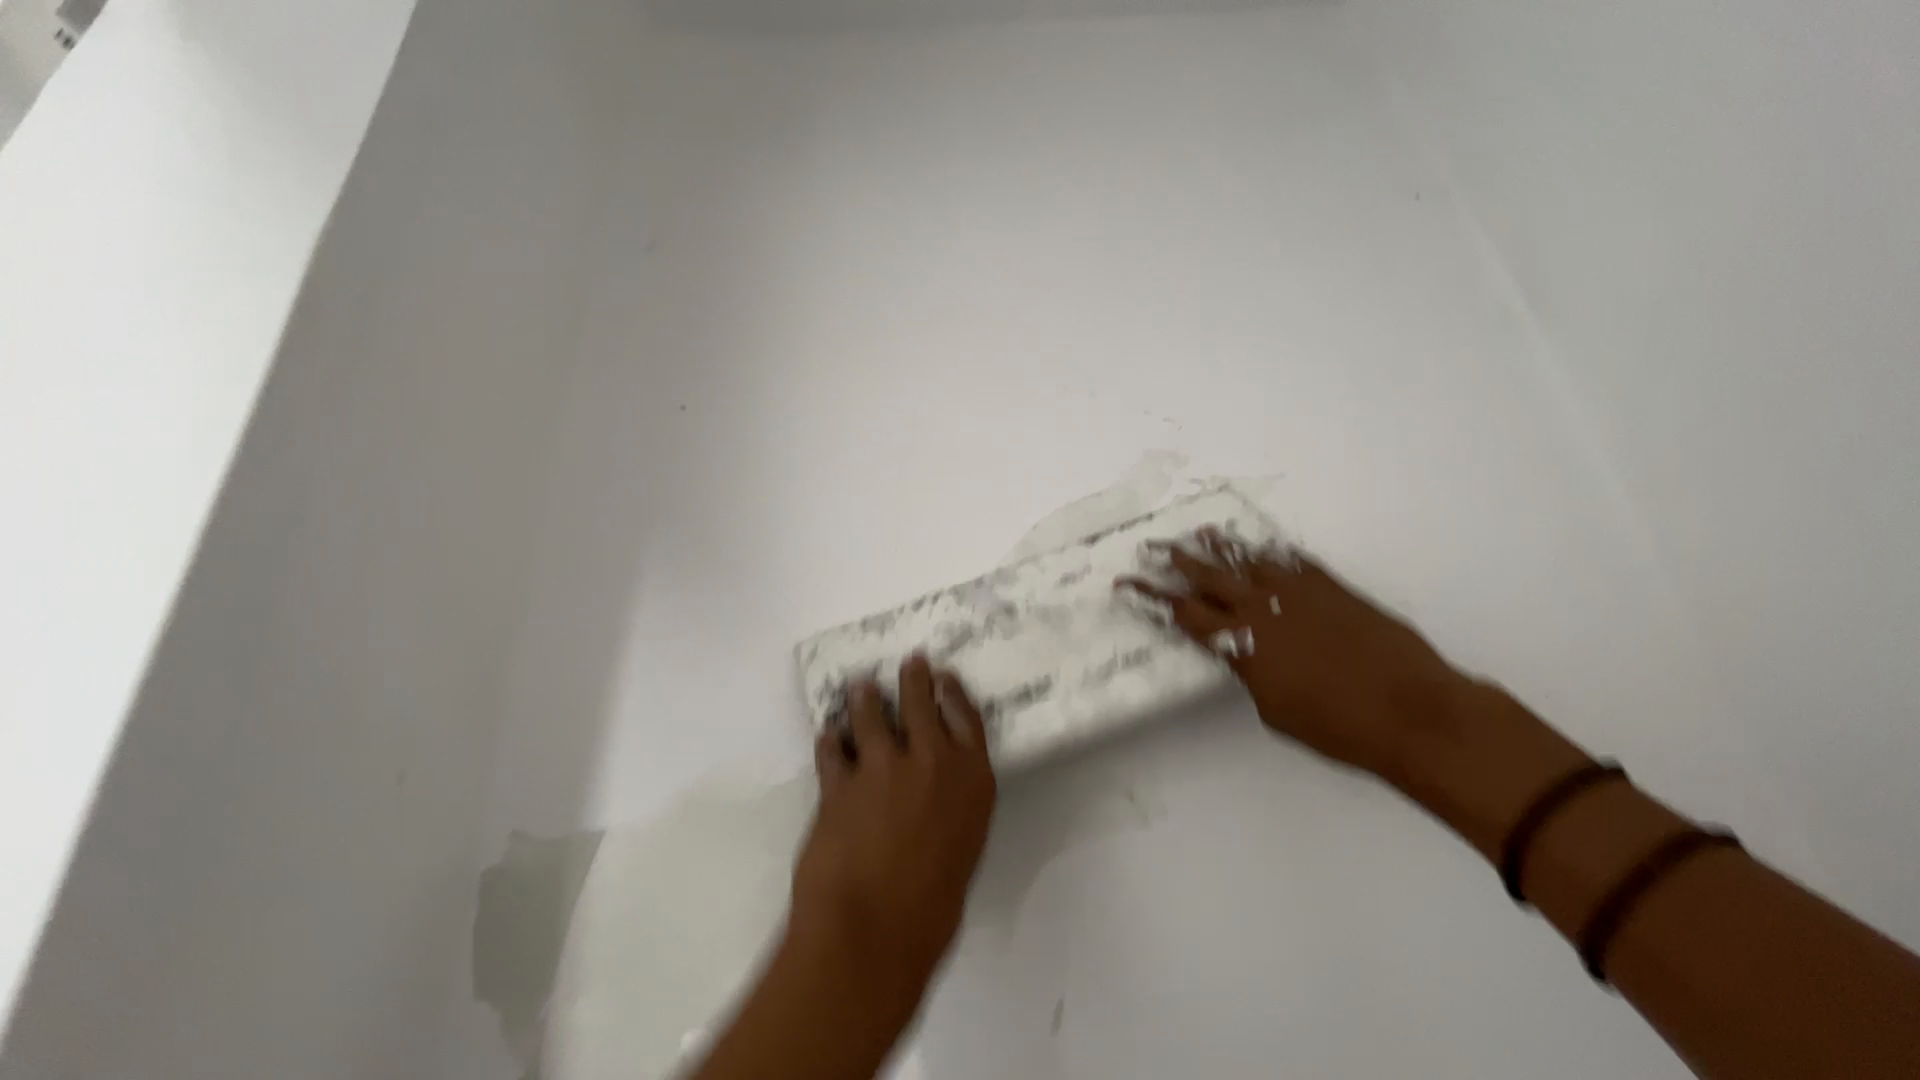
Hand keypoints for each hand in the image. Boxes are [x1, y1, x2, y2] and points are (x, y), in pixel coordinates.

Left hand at [788, 655, 996, 1014]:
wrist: (875, 930)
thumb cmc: (933, 908)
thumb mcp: (961, 850)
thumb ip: (950, 813)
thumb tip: (931, 804)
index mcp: (973, 782)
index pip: (967, 720)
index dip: (953, 693)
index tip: (944, 676)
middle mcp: (932, 762)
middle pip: (921, 703)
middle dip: (912, 678)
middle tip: (908, 663)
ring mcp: (883, 767)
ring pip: (871, 715)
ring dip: (864, 699)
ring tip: (859, 688)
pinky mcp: (839, 782)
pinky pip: (832, 749)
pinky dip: (830, 741)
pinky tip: (828, 736)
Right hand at [1118, 529, 1472, 788]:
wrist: (1411, 710)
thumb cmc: (1336, 727)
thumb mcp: (1275, 709)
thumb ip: (1252, 673)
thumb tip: (1247, 654)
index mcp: (1242, 643)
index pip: (1186, 615)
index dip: (1153, 598)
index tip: (1128, 584)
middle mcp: (1263, 609)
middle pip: (1210, 578)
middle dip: (1179, 562)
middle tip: (1155, 547)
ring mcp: (1299, 592)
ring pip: (1249, 561)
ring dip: (1221, 548)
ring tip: (1200, 533)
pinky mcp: (1332, 587)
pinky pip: (1293, 561)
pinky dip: (1272, 553)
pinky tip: (1262, 548)